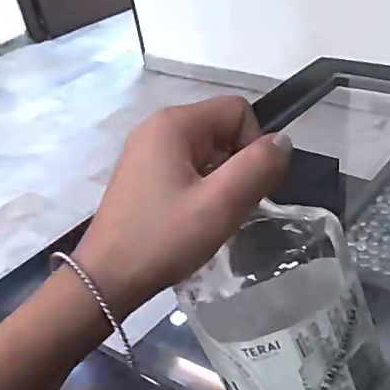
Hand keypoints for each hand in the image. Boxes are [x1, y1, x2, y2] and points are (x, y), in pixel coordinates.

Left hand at [73, 97, 290, 308]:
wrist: (107, 279)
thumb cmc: (163, 240)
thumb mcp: (220, 205)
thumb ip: (258, 167)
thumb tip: (282, 142)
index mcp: (173, 124)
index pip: (237, 110)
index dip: (254, 145)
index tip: (245, 188)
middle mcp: (155, 128)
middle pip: (220, 130)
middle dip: (236, 167)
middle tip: (227, 210)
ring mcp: (143, 154)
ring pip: (205, 154)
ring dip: (218, 184)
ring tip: (207, 220)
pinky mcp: (139, 178)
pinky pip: (184, 172)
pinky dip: (197, 193)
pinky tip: (189, 223)